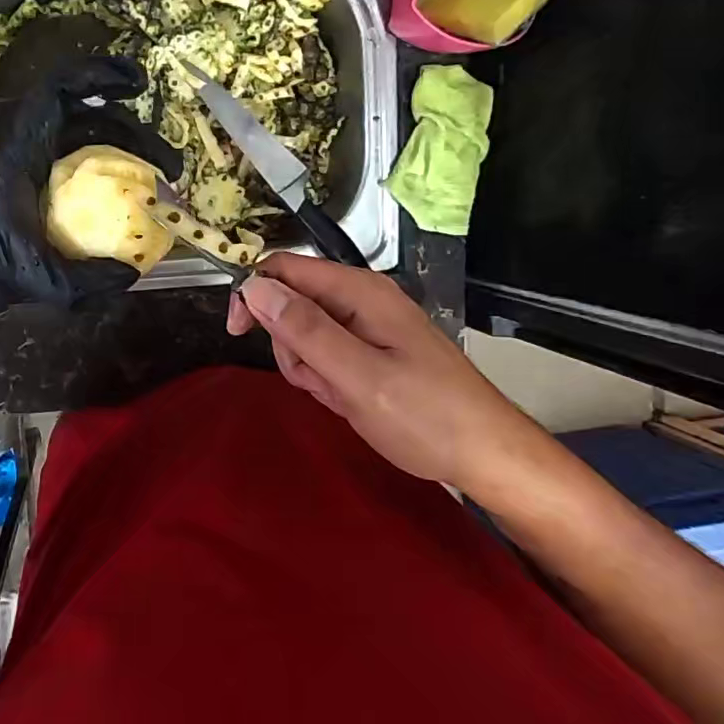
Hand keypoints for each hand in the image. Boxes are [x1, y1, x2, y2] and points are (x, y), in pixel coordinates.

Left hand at [0, 57, 181, 326]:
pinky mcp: (37, 188)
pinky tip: (134, 191)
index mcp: (21, 158)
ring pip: (88, 142)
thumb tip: (132, 272)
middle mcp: (29, 153)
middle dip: (136, 134)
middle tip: (171, 167)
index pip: (55, 96)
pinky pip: (81, 166)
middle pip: (88, 121)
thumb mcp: (34, 279)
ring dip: (129, 151)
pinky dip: (112, 170)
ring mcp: (34, 169)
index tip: (135, 82)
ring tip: (162, 179)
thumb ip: (85, 281)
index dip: (94, 77)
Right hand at [227, 253, 531, 485]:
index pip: (284, 269)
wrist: (485, 455)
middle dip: (289, 344)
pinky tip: (348, 399)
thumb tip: (255, 287)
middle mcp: (362, 298)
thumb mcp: (358, 377)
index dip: (254, 294)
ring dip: (307, 366)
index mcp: (359, 292)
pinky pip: (327, 353)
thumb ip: (305, 331)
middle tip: (319, 381)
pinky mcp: (372, 348)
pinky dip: (325, 377)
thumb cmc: (427, 417)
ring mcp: (368, 324)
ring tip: (340, 395)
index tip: (238, 334)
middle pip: (291, 302)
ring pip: (304, 332)